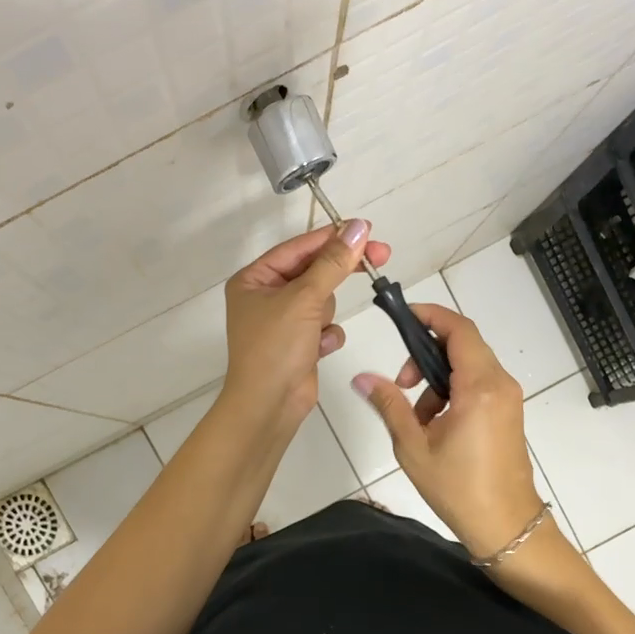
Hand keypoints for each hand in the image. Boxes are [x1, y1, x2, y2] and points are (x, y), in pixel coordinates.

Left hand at [221, 221, 391, 426]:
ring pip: (322, 300)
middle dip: (339, 274)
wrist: (269, 405)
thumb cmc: (276, 347)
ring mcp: (282, 322)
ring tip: (315, 332)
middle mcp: (265, 297)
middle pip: (313, 272)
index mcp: (253, 280)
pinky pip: (324, 327)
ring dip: (325, 315)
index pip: (299, 248)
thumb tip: (359, 228)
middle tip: (381, 256)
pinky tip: (318, 350)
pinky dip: (326, 337)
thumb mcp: (304, 299)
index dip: (332, 238)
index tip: (366, 229)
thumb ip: (333, 263)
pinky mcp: (299, 344)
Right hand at [352, 305, 545, 556]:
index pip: (459, 330)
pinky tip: (434, 426)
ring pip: (469, 368)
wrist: (504, 524)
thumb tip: (361, 378)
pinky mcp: (508, 414)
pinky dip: (453, 394)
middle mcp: (501, 384)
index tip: (402, 317)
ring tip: (415, 418)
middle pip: (463, 346)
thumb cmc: (457, 488)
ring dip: (437, 381)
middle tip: (400, 385)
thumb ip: (389, 405)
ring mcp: (508, 399)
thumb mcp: (413, 447)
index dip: (431, 315)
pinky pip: (478, 387)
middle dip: (426, 355)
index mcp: (480, 387)